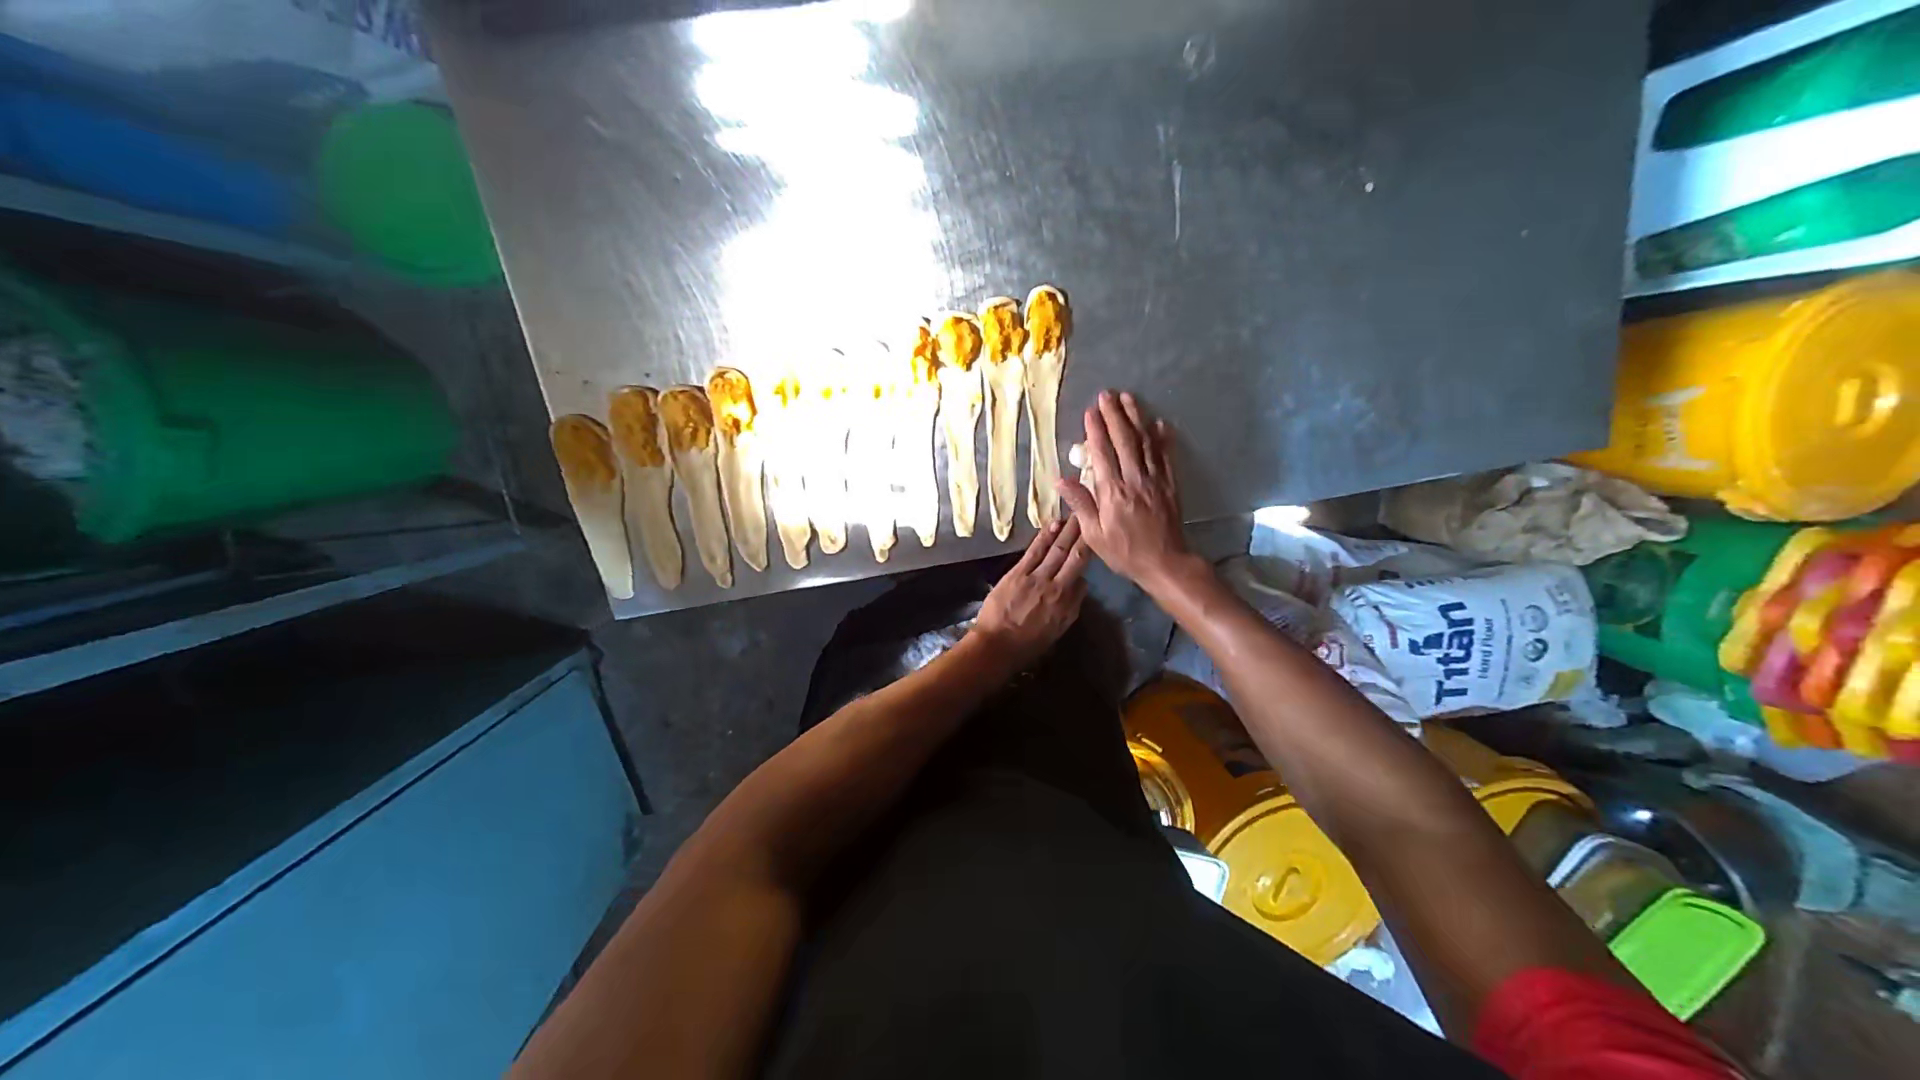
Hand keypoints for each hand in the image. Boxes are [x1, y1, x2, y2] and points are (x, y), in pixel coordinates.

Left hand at [970, 518, 1090, 670]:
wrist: (997, 645)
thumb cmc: (1028, 643)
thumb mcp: (1059, 628)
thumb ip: (1072, 606)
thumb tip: (1083, 584)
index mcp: (1067, 602)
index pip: (1083, 572)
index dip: (1091, 552)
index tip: (1098, 536)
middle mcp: (1057, 587)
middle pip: (1074, 556)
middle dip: (1083, 535)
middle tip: (1092, 514)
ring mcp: (1037, 578)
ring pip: (1057, 550)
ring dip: (1068, 530)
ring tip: (1077, 514)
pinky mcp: (1018, 573)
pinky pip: (1035, 551)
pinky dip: (1046, 536)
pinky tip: (1054, 523)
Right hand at [1056, 390, 1190, 588]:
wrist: (1165, 563)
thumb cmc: (1124, 552)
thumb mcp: (1094, 535)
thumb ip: (1080, 504)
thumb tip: (1061, 480)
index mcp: (1112, 492)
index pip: (1102, 453)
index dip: (1096, 430)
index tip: (1090, 412)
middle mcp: (1134, 480)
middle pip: (1124, 440)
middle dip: (1114, 415)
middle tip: (1107, 395)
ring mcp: (1155, 480)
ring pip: (1145, 442)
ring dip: (1136, 418)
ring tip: (1128, 398)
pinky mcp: (1170, 485)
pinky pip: (1166, 456)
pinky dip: (1162, 438)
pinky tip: (1159, 424)